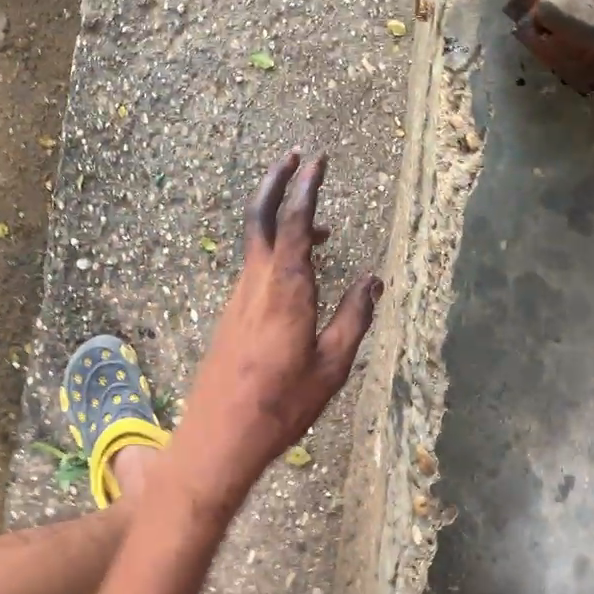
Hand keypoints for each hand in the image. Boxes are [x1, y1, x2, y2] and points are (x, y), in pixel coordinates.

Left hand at [173, 151, 381, 502]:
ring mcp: (239, 296)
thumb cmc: (282, 405)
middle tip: (297, 156)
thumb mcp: (332, 366)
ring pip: (259, 240)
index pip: (296, 222)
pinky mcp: (233, 312)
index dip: (307, 186)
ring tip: (325, 226)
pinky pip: (257, 264)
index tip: (318, 160)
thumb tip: (375, 279)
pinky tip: (301, 271)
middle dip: (278, 180)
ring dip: (283, 217)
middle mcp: (257, 282)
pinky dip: (279, 249)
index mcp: (286, 288)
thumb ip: (354, 317)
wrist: (218, 437)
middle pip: (261, 215)